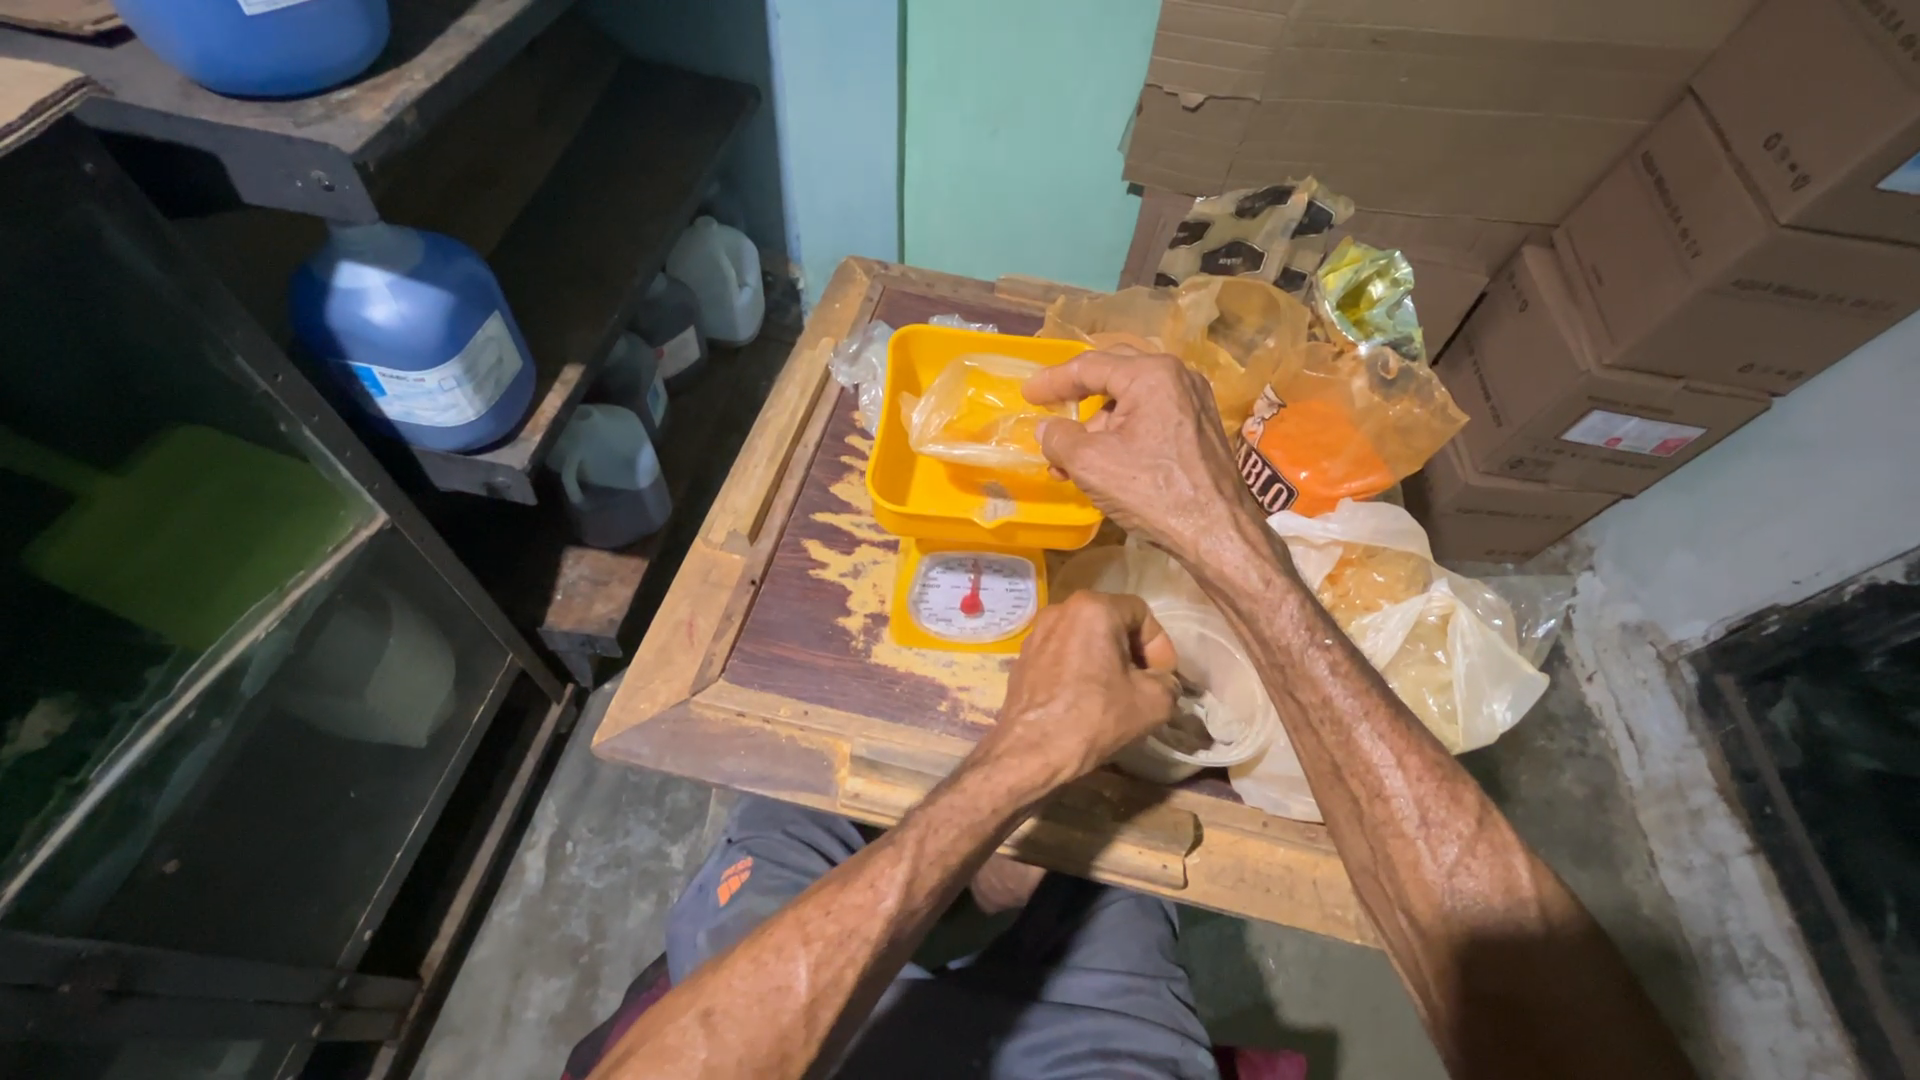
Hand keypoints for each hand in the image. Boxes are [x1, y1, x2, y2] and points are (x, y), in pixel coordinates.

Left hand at [980, 591, 1178, 788]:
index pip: (1141, 612)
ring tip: (1116, 694)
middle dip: (1133, 652)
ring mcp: (1036, 634)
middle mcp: (1059, 611)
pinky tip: (1085, 699)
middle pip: (1111, 622)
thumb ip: (1168, 684)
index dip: (1159, 645)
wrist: (1030, 750)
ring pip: (1085, 638)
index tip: (1162, 677)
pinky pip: (1063, 654)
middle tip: (1143, 685)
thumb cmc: (1094, 718)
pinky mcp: (1023, 658)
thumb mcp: (1152, 703)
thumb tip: (1163, 683)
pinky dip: (1080, 669)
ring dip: (1106, 660)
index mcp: (1092, 609)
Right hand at [1023, 348, 1264, 566]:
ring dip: (1095, 428)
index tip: (1027, 395)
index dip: (1053, 380)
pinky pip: (1149, 420)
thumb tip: (1046, 429)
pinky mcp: (1199, 430)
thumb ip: (1059, 438)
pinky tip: (1101, 466)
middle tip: (1049, 408)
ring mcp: (1193, 404)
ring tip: (1069, 463)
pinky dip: (1120, 437)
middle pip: (1113, 376)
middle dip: (1077, 398)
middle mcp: (1178, 378)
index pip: (1091, 365)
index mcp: (1151, 375)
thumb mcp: (1090, 463)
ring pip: (1130, 403)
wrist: (1215, 532)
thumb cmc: (1151, 491)